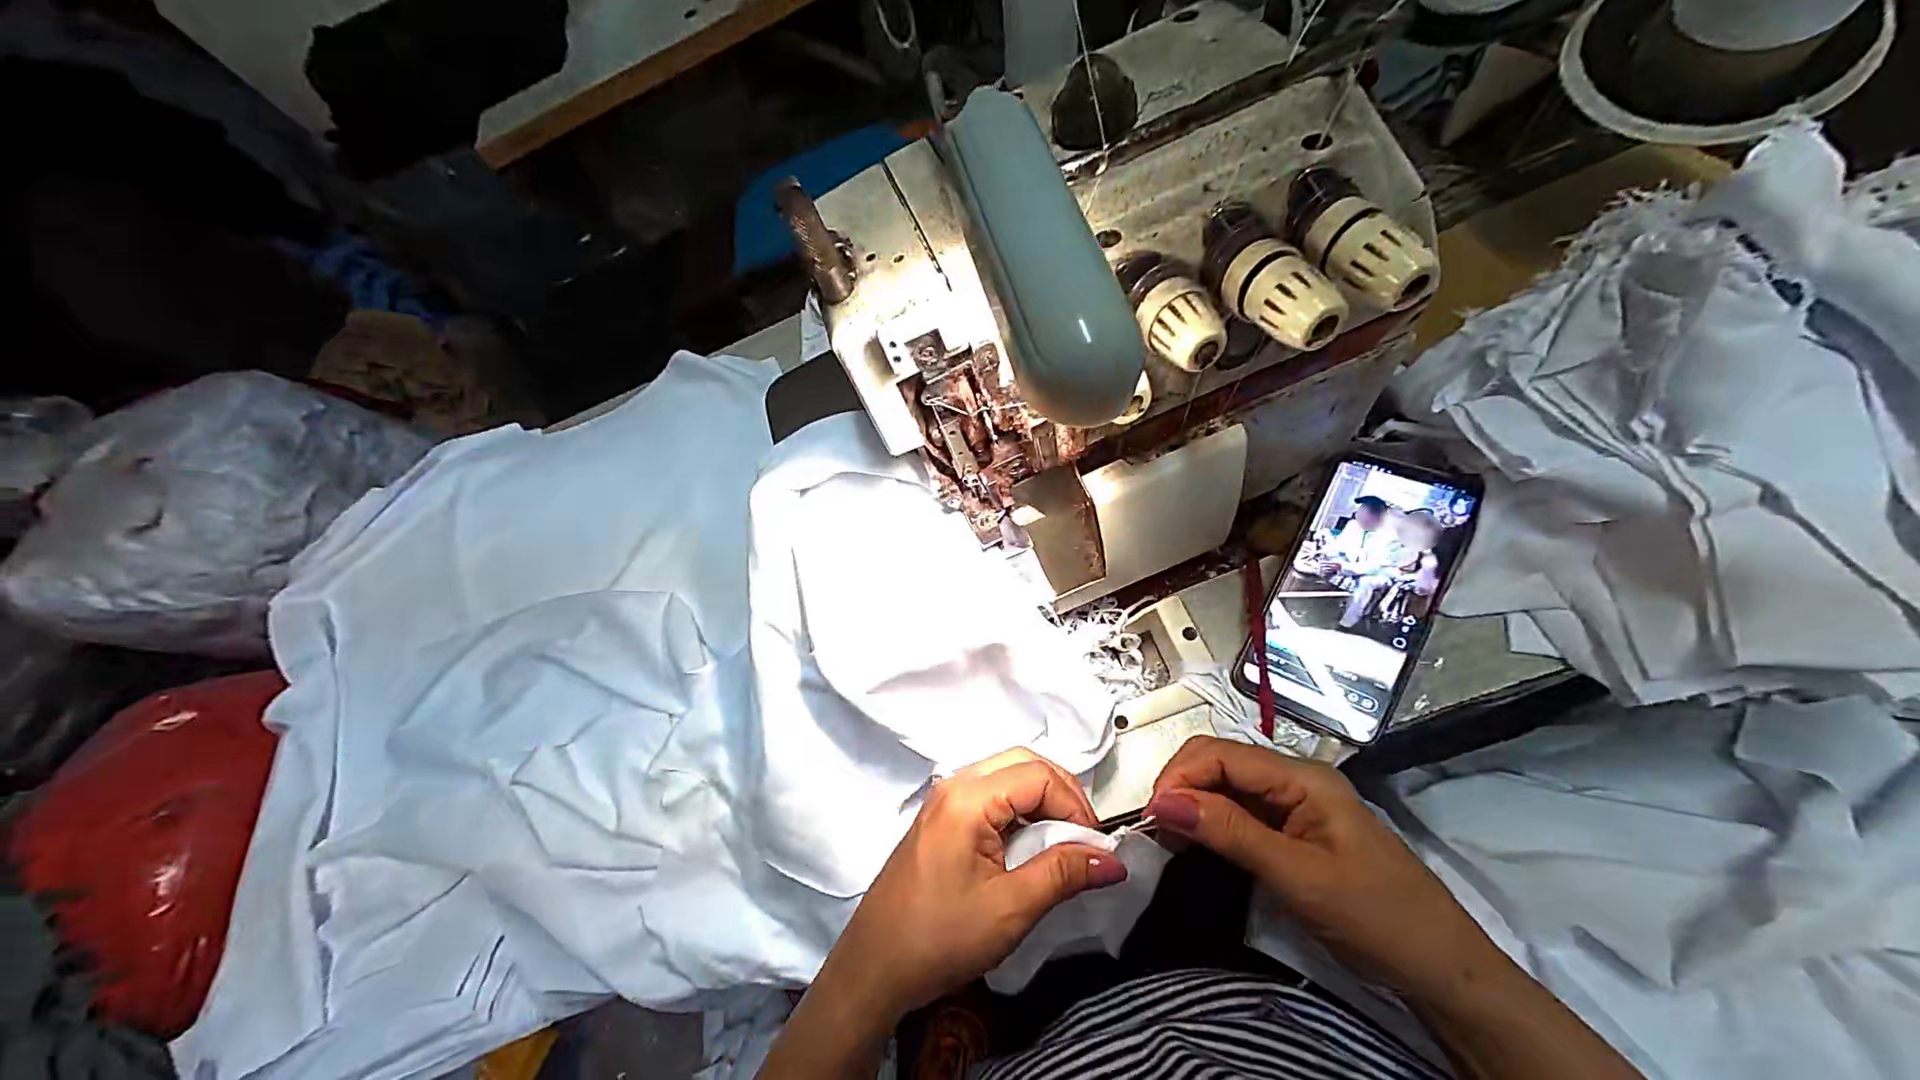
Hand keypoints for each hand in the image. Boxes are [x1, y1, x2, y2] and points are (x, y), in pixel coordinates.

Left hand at [764, 749, 1125, 1077]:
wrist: (874, 967)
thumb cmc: (939, 938)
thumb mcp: (1010, 909)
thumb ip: (1063, 874)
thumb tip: (1112, 859)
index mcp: (967, 799)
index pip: (1037, 775)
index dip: (1074, 803)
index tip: (1094, 846)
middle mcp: (954, 786)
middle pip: (1022, 763)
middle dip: (1061, 793)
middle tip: (1084, 836)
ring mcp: (944, 800)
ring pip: (1007, 776)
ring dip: (1042, 800)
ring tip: (1064, 842)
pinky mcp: (942, 818)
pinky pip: (991, 795)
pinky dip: (1020, 811)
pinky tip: (1031, 845)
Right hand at [1146, 737, 1502, 1000]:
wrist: (1443, 971)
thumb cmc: (1379, 918)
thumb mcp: (1298, 876)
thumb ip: (1229, 832)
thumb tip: (1163, 802)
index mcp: (1302, 777)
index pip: (1222, 755)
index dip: (1180, 776)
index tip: (1151, 814)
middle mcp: (1294, 780)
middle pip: (1220, 763)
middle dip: (1181, 786)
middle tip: (1155, 827)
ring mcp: (1293, 804)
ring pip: (1225, 787)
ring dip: (1192, 805)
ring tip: (1167, 837)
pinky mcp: (1290, 829)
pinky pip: (1237, 812)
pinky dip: (1210, 823)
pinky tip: (1194, 842)